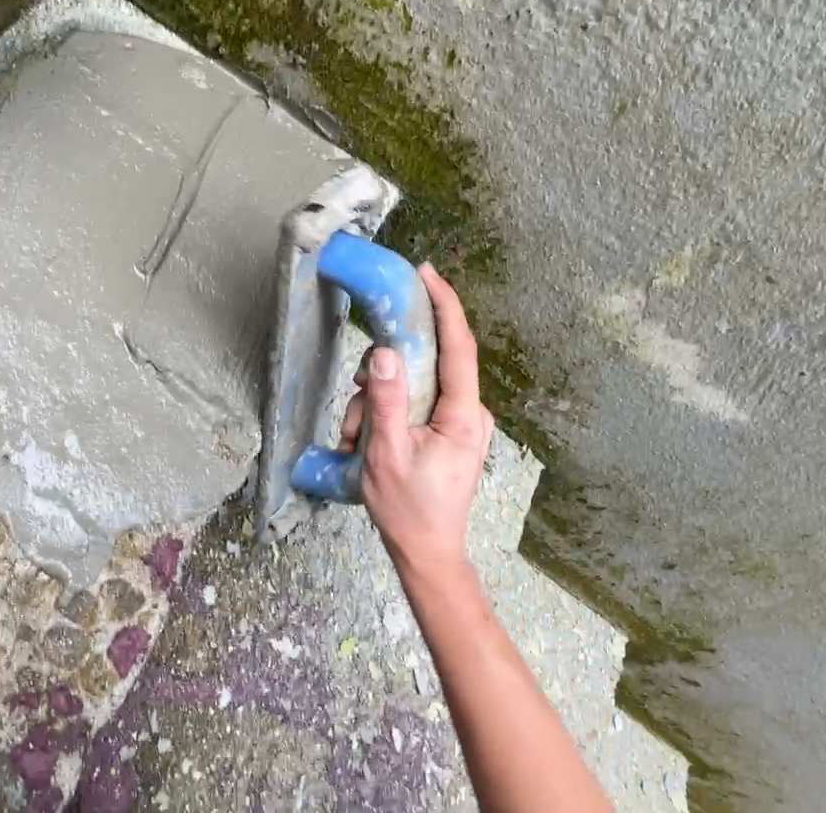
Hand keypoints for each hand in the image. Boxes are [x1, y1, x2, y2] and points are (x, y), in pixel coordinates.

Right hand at [340, 264, 494, 574]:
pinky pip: (409, 405)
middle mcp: (466, 412)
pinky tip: (366, 445)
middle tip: (360, 407)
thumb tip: (384, 353)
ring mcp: (456, 422)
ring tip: (358, 443)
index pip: (458, 346)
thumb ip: (386, 401)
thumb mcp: (387, 454)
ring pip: (409, 386)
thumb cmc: (408, 510)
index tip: (425, 273)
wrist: (425, 551)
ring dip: (375, 406)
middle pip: (425, 365)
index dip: (444, 305)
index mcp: (462, 415)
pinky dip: (382, 417)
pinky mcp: (443, 430)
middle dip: (383, 378)